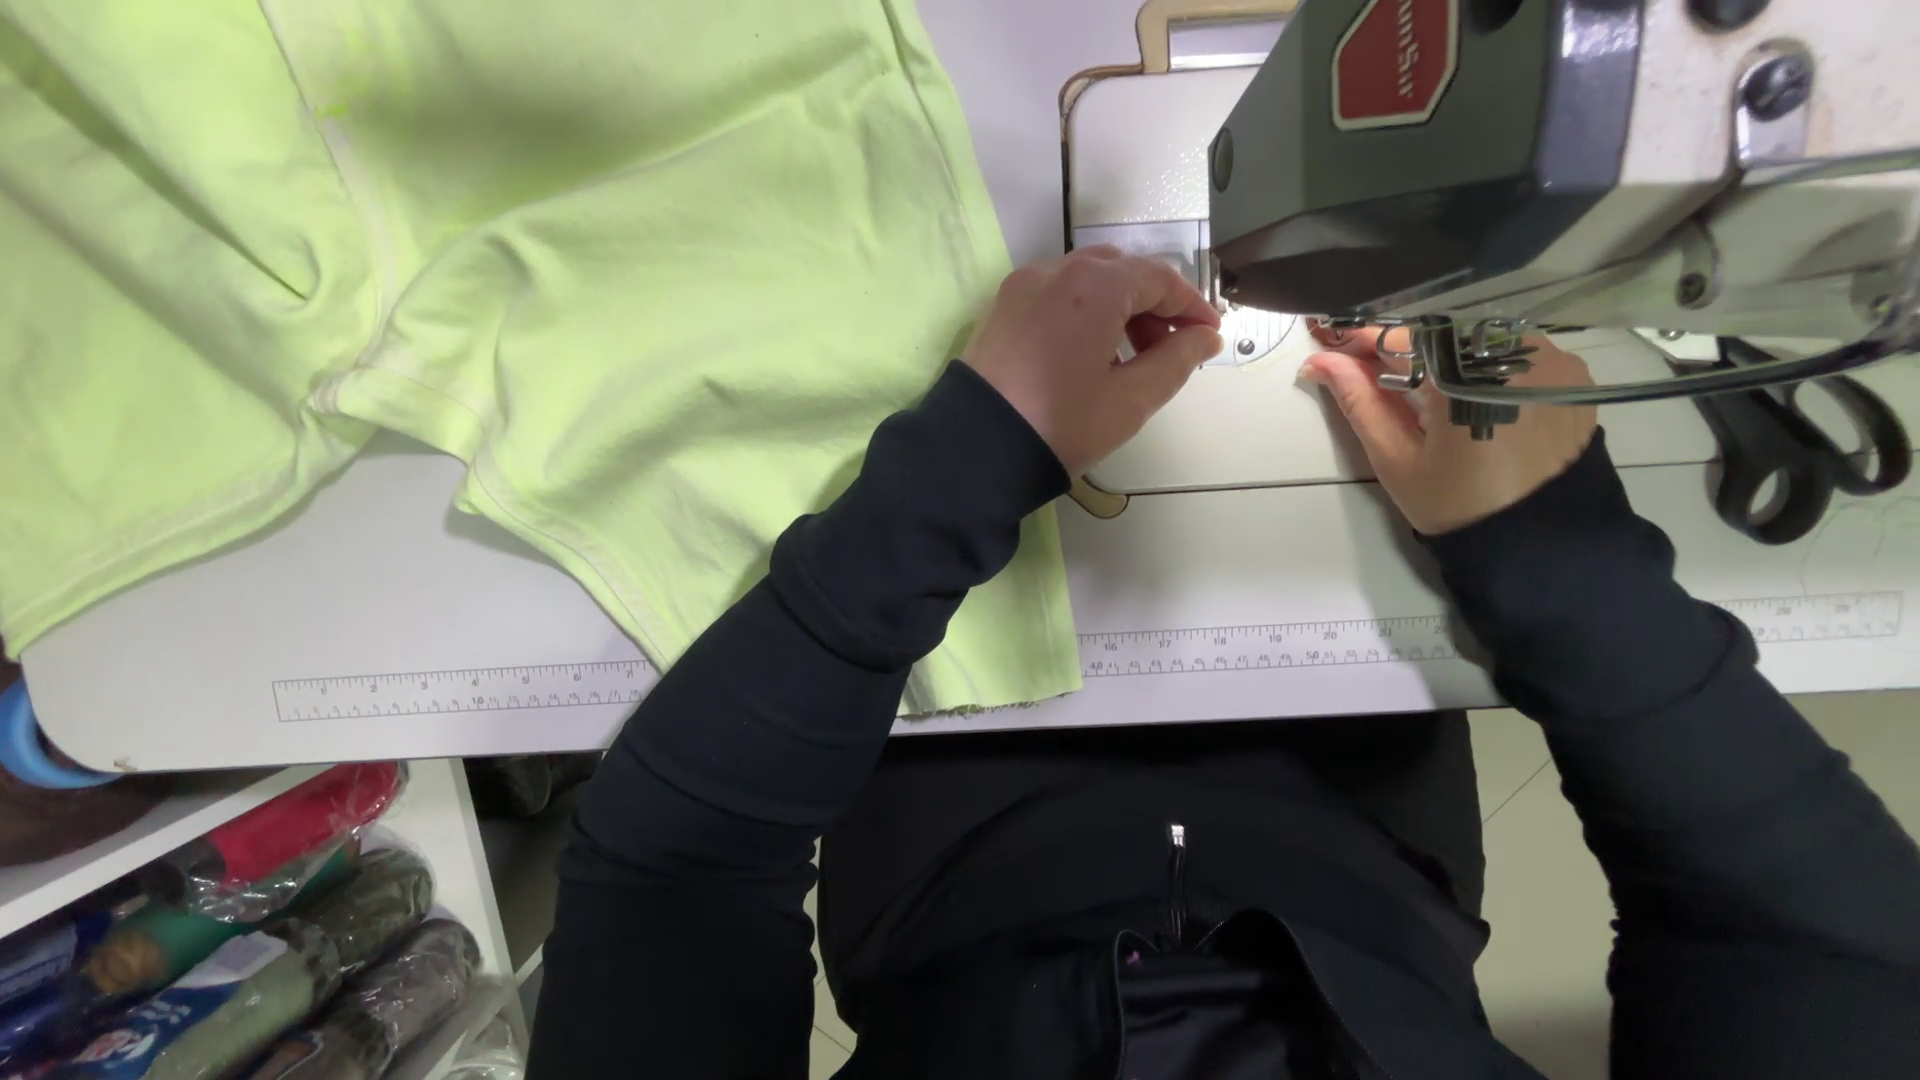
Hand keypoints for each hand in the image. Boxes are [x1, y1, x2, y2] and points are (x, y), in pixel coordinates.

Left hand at [962, 247, 1222, 474]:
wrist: (975, 450)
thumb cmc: (1060, 425)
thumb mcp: (1130, 400)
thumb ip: (1176, 361)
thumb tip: (1204, 337)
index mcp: (1092, 287)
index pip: (1158, 278)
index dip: (1191, 305)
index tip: (1208, 335)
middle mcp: (1053, 272)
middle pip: (1120, 271)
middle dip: (1153, 304)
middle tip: (1168, 348)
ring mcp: (1021, 288)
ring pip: (1085, 280)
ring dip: (1118, 307)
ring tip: (1130, 358)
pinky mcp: (1000, 309)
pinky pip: (1054, 296)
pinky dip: (1082, 313)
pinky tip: (1089, 355)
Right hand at [1301, 326, 1597, 534]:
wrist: (1536, 538)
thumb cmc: (1455, 504)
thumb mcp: (1395, 458)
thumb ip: (1358, 402)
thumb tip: (1320, 363)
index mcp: (1464, 379)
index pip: (1405, 337)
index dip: (1366, 337)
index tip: (1336, 337)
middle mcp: (1513, 356)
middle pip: (1443, 332)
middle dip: (1405, 346)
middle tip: (1372, 365)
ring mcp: (1551, 360)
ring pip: (1480, 338)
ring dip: (1447, 352)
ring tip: (1425, 384)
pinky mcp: (1572, 373)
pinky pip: (1517, 351)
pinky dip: (1485, 362)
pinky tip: (1470, 391)